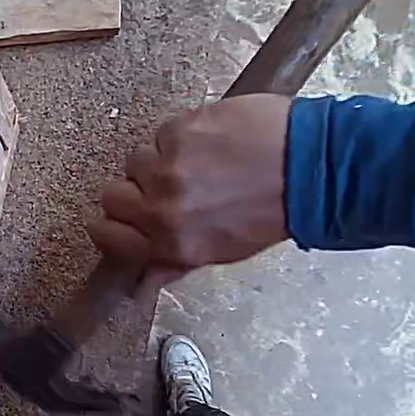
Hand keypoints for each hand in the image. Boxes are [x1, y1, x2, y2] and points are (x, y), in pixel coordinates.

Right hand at [88, 94, 291, 289]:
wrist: (307, 167)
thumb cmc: (270, 211)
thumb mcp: (219, 252)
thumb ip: (171, 264)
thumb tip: (140, 285)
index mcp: (169, 242)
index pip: (106, 233)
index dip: (108, 225)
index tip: (114, 217)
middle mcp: (162, 207)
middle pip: (112, 194)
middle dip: (132, 191)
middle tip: (160, 187)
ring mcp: (168, 166)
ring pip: (136, 160)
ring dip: (158, 161)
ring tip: (196, 163)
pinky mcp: (180, 130)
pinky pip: (162, 134)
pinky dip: (180, 137)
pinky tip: (210, 143)